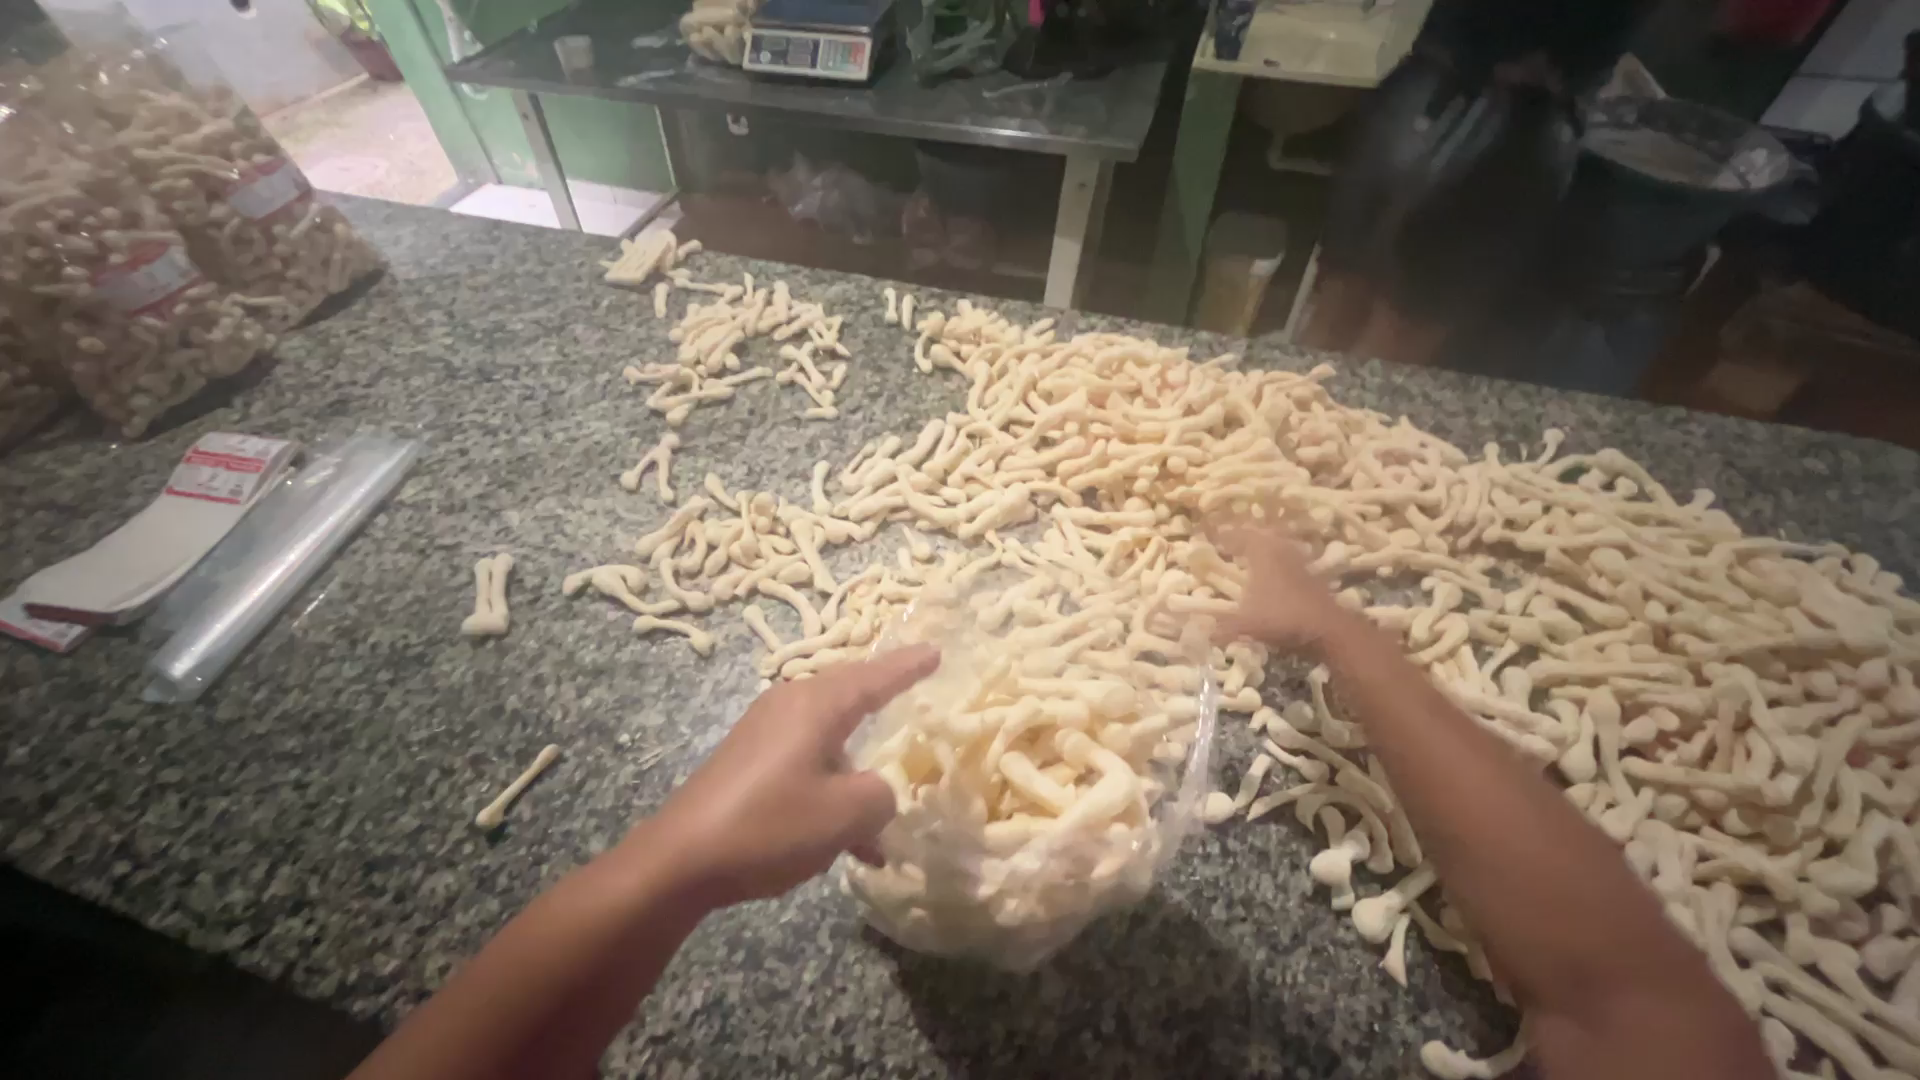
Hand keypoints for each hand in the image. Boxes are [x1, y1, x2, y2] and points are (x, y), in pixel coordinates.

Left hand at [646, 645, 939, 908]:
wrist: (680, 860)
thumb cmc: (770, 825)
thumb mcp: (844, 815)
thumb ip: (880, 796)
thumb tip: (879, 791)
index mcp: (817, 705)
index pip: (874, 677)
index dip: (908, 667)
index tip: (935, 651)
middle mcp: (791, 705)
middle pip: (849, 694)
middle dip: (882, 698)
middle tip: (914, 689)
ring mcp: (766, 731)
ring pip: (829, 735)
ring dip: (857, 769)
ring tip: (882, 812)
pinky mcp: (750, 760)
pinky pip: (806, 759)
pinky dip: (831, 787)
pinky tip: (844, 841)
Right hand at [1214, 525, 1348, 650]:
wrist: (1329, 630)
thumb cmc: (1282, 617)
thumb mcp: (1245, 624)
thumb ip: (1221, 625)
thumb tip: (1195, 630)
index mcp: (1263, 555)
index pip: (1242, 536)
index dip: (1227, 536)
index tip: (1214, 537)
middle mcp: (1282, 554)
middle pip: (1264, 538)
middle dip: (1248, 539)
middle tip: (1233, 544)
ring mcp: (1300, 566)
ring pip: (1280, 549)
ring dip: (1266, 551)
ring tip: (1252, 558)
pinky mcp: (1314, 580)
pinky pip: (1291, 564)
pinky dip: (1280, 566)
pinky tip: (1274, 579)